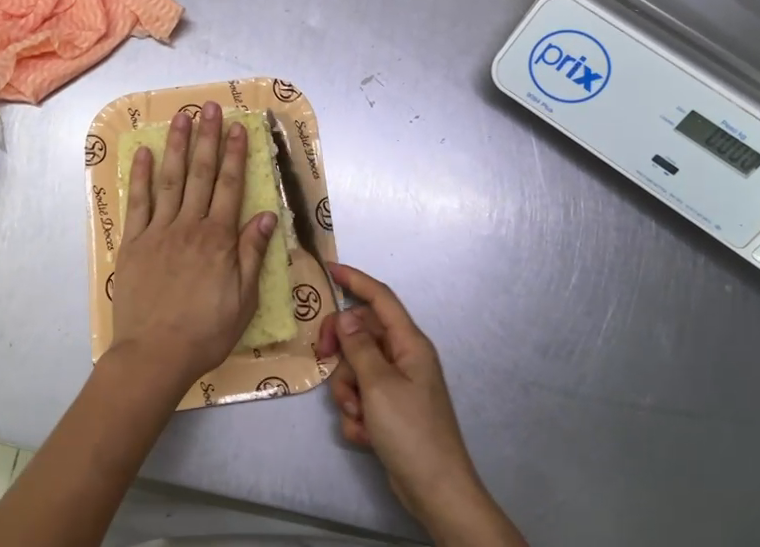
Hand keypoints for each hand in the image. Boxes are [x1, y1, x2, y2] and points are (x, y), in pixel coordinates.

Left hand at [110, 102, 276, 388]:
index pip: (230, 186)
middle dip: (207, 138)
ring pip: (170, 179)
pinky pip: (138, 202)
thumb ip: (252, 253)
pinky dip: (140, 176)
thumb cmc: (205, 332)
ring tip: (180, 117)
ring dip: (176, 146)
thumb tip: (265, 215)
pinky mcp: (134, 243)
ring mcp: (159, 232)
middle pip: (201, 174)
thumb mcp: (243, 299)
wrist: (154, 355)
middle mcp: (189, 226)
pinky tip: (143, 153)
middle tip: (209, 106)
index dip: (235, 154)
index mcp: (219, 239)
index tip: (238, 126)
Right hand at [317, 264, 524, 545]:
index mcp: (409, 343)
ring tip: (359, 416)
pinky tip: (365, 435)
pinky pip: (361, 398)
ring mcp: (397, 385)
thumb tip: (346, 315)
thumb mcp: (378, 384)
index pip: (380, 298)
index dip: (355, 280)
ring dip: (348, 392)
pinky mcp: (390, 411)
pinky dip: (357, 415)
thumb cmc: (411, 431)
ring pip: (356, 370)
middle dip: (342, 354)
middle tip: (324, 361)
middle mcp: (404, 358)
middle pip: (361, 336)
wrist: (435, 489)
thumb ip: (359, 346)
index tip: (329, 269)